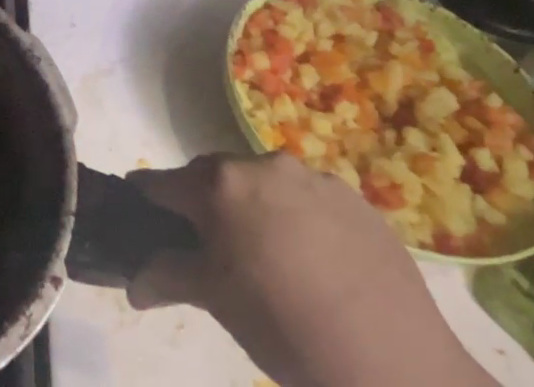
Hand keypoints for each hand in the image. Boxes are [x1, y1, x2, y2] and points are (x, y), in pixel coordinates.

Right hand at [127, 153, 495, 386]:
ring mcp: (316, 181)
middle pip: (213, 176)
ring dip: (253, 209)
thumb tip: (136, 285)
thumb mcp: (214, 301)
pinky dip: (297, 220)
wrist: (397, 366)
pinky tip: (312, 264)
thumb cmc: (284, 326)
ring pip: (264, 185)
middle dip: (203, 205)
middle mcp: (264, 166)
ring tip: (267, 259)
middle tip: (208, 250)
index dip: (146, 202)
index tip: (143, 220)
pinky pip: (309, 200)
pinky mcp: (359, 203)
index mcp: (219, 184)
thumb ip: (167, 277)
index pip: (161, 183)